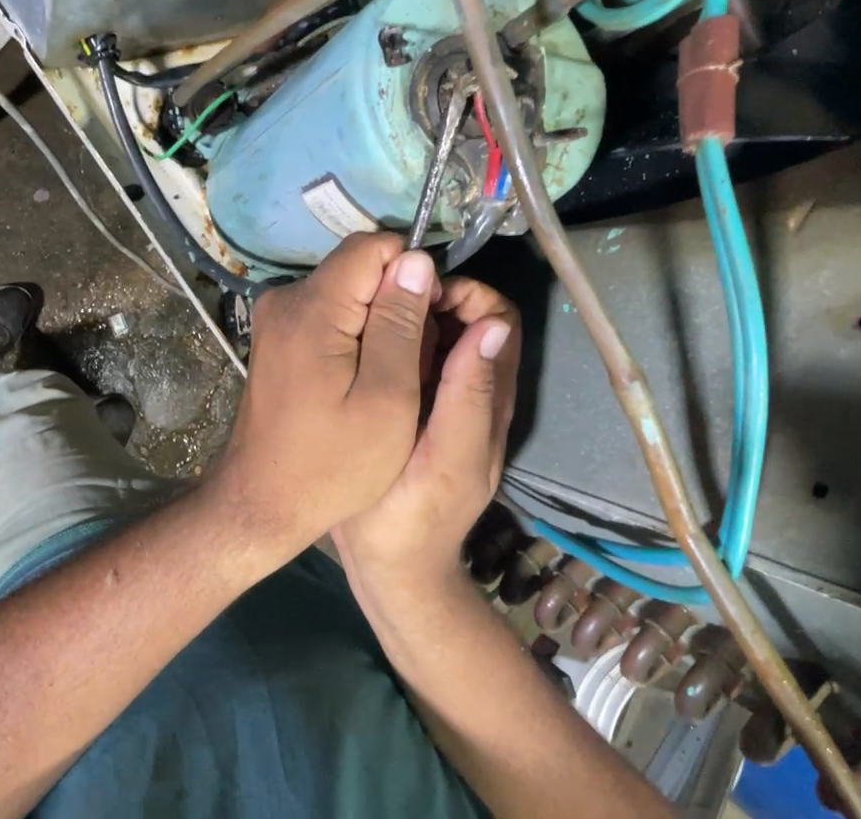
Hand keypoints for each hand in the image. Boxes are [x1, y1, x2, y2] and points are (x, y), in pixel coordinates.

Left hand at [200, 233, 438, 551]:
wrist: (264, 499)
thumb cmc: (334, 463)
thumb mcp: (387, 399)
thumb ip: (401, 324)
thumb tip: (417, 260)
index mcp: (311, 309)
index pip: (371, 247)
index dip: (411, 271)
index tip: (432, 315)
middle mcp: (285, 300)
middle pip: (357, 267)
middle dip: (395, 298)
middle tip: (417, 356)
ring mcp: (274, 318)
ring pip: (344, 290)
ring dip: (376, 318)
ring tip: (392, 373)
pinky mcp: (275, 337)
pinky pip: (326, 312)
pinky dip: (353, 333)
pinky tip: (362, 377)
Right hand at [333, 277, 519, 586]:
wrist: (389, 566)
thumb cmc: (412, 515)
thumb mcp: (445, 459)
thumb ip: (469, 396)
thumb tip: (491, 325)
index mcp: (490, 398)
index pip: (497, 319)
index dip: (463, 295)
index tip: (414, 293)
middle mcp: (474, 392)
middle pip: (469, 320)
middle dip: (433, 297)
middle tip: (383, 298)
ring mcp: (443, 401)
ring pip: (440, 337)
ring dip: (413, 316)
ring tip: (367, 315)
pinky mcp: (415, 411)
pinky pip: (416, 359)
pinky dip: (397, 340)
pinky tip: (363, 345)